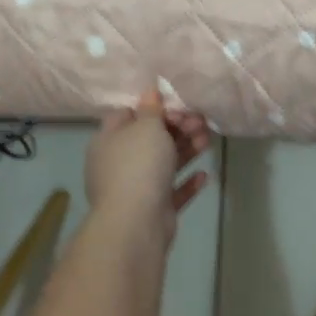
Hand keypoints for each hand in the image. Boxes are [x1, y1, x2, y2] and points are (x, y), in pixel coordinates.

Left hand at [85, 90, 212, 242]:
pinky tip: (203, 175)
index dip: (151, 107)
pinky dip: (187, 182)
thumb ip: (151, 108)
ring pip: (164, 163)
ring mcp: (134, 189)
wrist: (136, 224)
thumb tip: (149, 92)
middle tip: (199, 122)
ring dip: (187, 151)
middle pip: (150, 139)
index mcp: (109, 141)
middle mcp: (118, 164)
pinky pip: (172, 191)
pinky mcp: (152, 209)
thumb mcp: (147, 126)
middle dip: (178, 128)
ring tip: (207, 143)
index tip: (174, 105)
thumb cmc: (138, 165)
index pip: (127, 116)